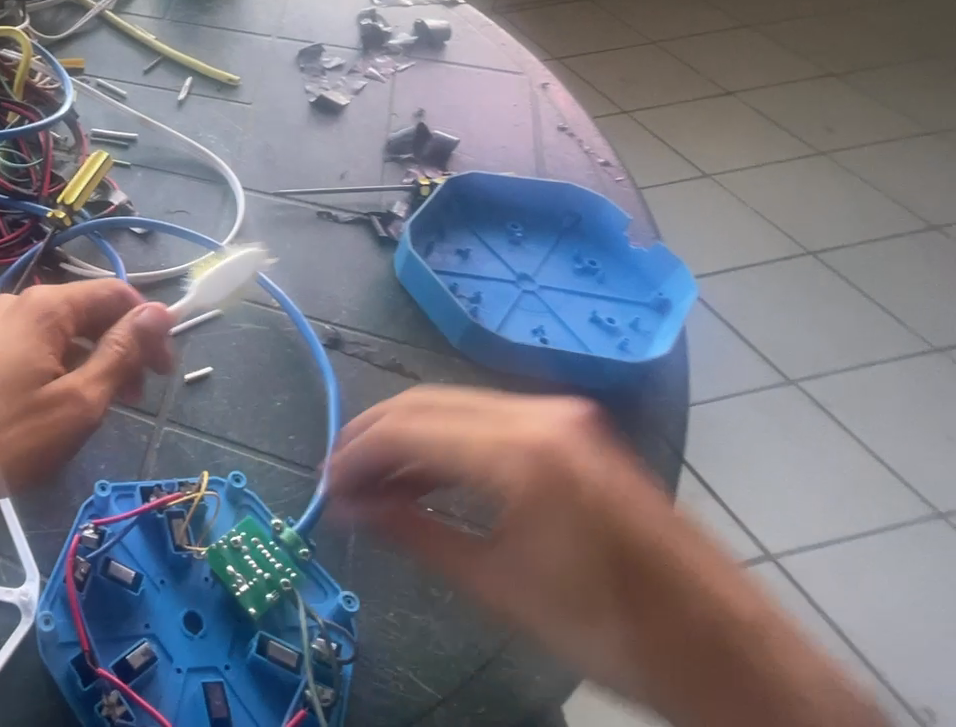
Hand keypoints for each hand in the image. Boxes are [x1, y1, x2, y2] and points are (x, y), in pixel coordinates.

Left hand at [0, 281, 173, 536]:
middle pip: (86, 312)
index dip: (149, 328)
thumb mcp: (79, 401)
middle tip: (134, 400)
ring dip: (89, 363)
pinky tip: (56, 410)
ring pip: (59, 334)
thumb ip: (122, 353)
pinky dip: (58, 370)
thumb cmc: (6, 438)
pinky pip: (31, 349)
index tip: (164, 373)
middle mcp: (16, 304)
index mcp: (44, 306)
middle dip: (119, 349)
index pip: (115, 294)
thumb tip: (160, 311)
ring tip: (97, 410)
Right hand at [326, 386, 884, 726]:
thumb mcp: (496, 585)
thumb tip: (348, 507)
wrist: (731, 653)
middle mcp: (539, 415)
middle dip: (372, 440)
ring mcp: (562, 417)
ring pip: (451, 406)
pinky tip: (422, 477)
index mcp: (520, 452)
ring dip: (406, 439)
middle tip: (339, 481)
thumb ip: (411, 532)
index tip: (325, 487)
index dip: (354, 456)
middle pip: (423, 404)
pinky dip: (446, 442)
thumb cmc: (609, 630)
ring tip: (372, 483)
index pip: (405, 431)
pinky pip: (486, 419)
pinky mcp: (575, 430)